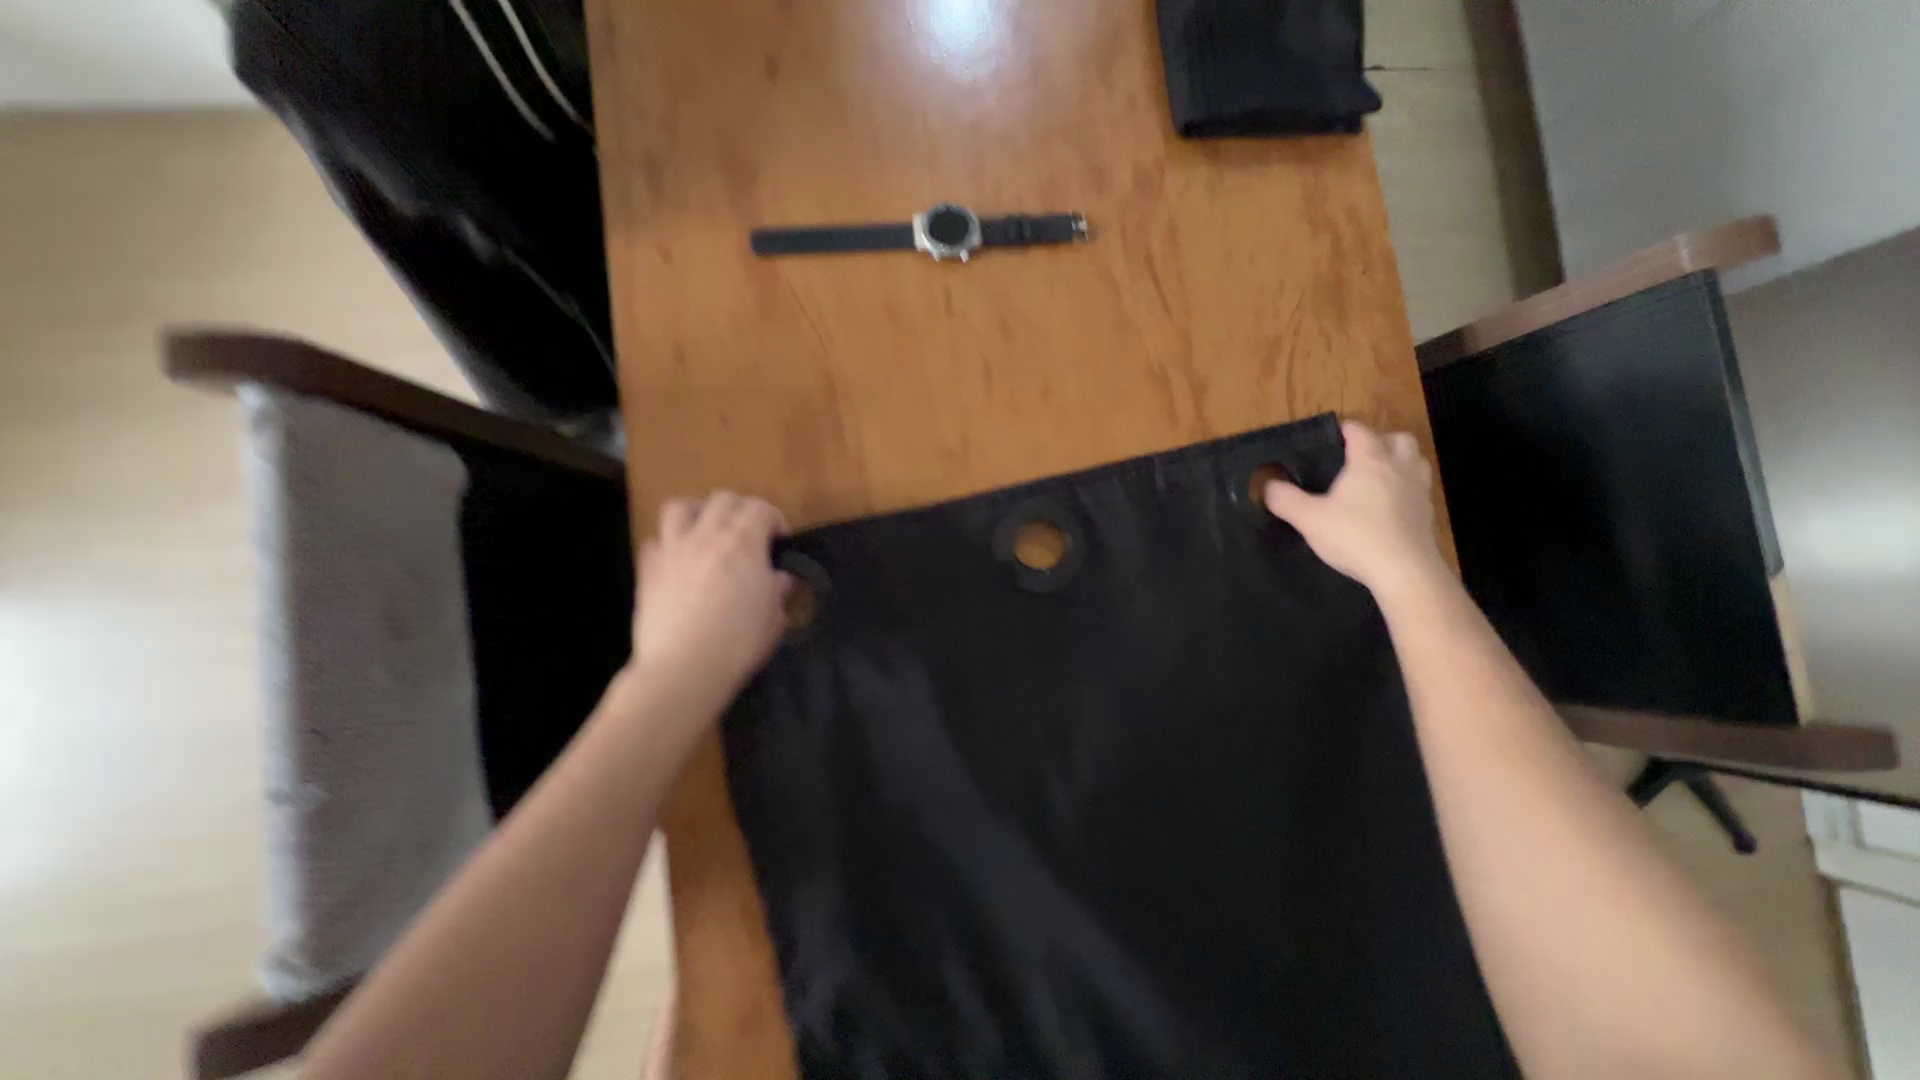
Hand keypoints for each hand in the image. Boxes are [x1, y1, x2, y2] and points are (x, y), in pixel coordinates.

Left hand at [631, 491, 792, 701]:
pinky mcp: (647, 569)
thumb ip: (777, 591)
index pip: (761, 508)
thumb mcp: (774, 618)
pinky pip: (654, 541)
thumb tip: (778, 578)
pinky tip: (676, 563)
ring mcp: (673, 549)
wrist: (684, 667)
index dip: (774, 520)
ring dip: (697, 513)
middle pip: (723, 499)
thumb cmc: (739, 643)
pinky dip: (666, 546)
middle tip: (747, 535)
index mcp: (744, 541)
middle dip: (739, 510)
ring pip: (680, 507)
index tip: (779, 541)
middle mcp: (707, 534)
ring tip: (705, 533)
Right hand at [1264, 420, 1446, 595]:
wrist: (1404, 571)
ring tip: (1380, 476)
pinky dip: (1407, 490)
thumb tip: (1267, 486)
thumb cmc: (1355, 536)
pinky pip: (1420, 490)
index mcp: (1370, 461)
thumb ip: (1285, 500)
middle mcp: (1399, 468)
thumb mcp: (1309, 519)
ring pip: (1416, 462)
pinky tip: (1391, 507)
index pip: (1360, 431)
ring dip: (1400, 462)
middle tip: (1361, 455)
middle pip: (1399, 439)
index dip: (1346, 429)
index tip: (1334, 434)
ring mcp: (1418, 491)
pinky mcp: (1428, 515)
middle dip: (1381, 440)